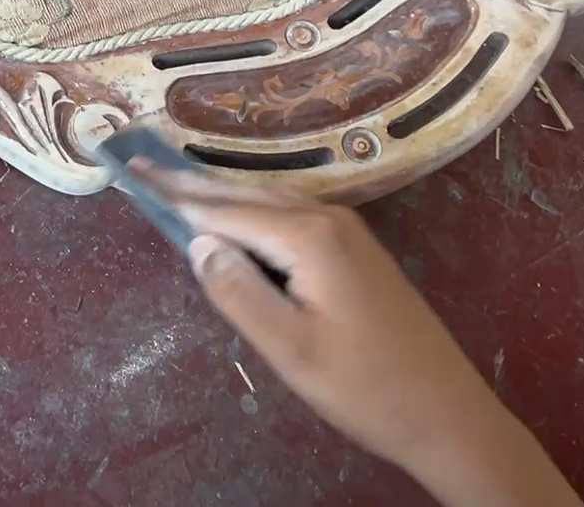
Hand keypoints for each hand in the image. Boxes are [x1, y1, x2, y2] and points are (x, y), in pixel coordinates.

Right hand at [135, 166, 578, 506]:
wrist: (452, 417)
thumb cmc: (366, 388)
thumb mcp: (291, 350)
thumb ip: (237, 292)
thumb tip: (196, 243)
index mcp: (307, 237)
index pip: (222, 210)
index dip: (173, 195)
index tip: (132, 172)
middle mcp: (324, 217)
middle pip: (241, 194)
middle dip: (188, 183)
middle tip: (141, 165)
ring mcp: (343, 227)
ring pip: (263, 198)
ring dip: (216, 192)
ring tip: (173, 182)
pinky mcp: (352, 245)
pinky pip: (284, 211)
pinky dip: (246, 206)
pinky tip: (233, 211)